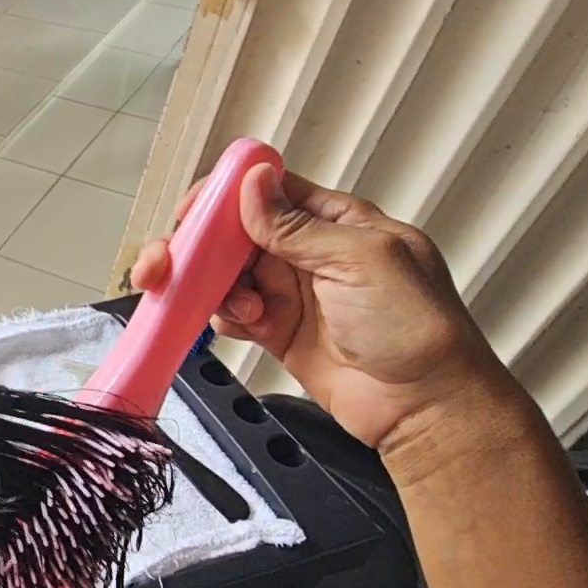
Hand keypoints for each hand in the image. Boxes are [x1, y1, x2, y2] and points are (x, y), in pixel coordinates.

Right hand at [130, 163, 517, 451]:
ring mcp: (286, 292)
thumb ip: (298, 226)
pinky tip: (248, 327)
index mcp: (335, 223)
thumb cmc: (415, 329)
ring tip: (245, 311)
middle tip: (169, 265)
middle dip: (197, 247)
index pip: (267, 191)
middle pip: (232, 235)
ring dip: (216, 291)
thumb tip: (252, 184)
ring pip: (222, 275)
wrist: (418, 404)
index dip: (222, 196)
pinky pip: (228, 314)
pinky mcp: (272, 328)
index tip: (191, 213)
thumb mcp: (361, 261)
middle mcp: (305, 253)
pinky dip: (224, 319)